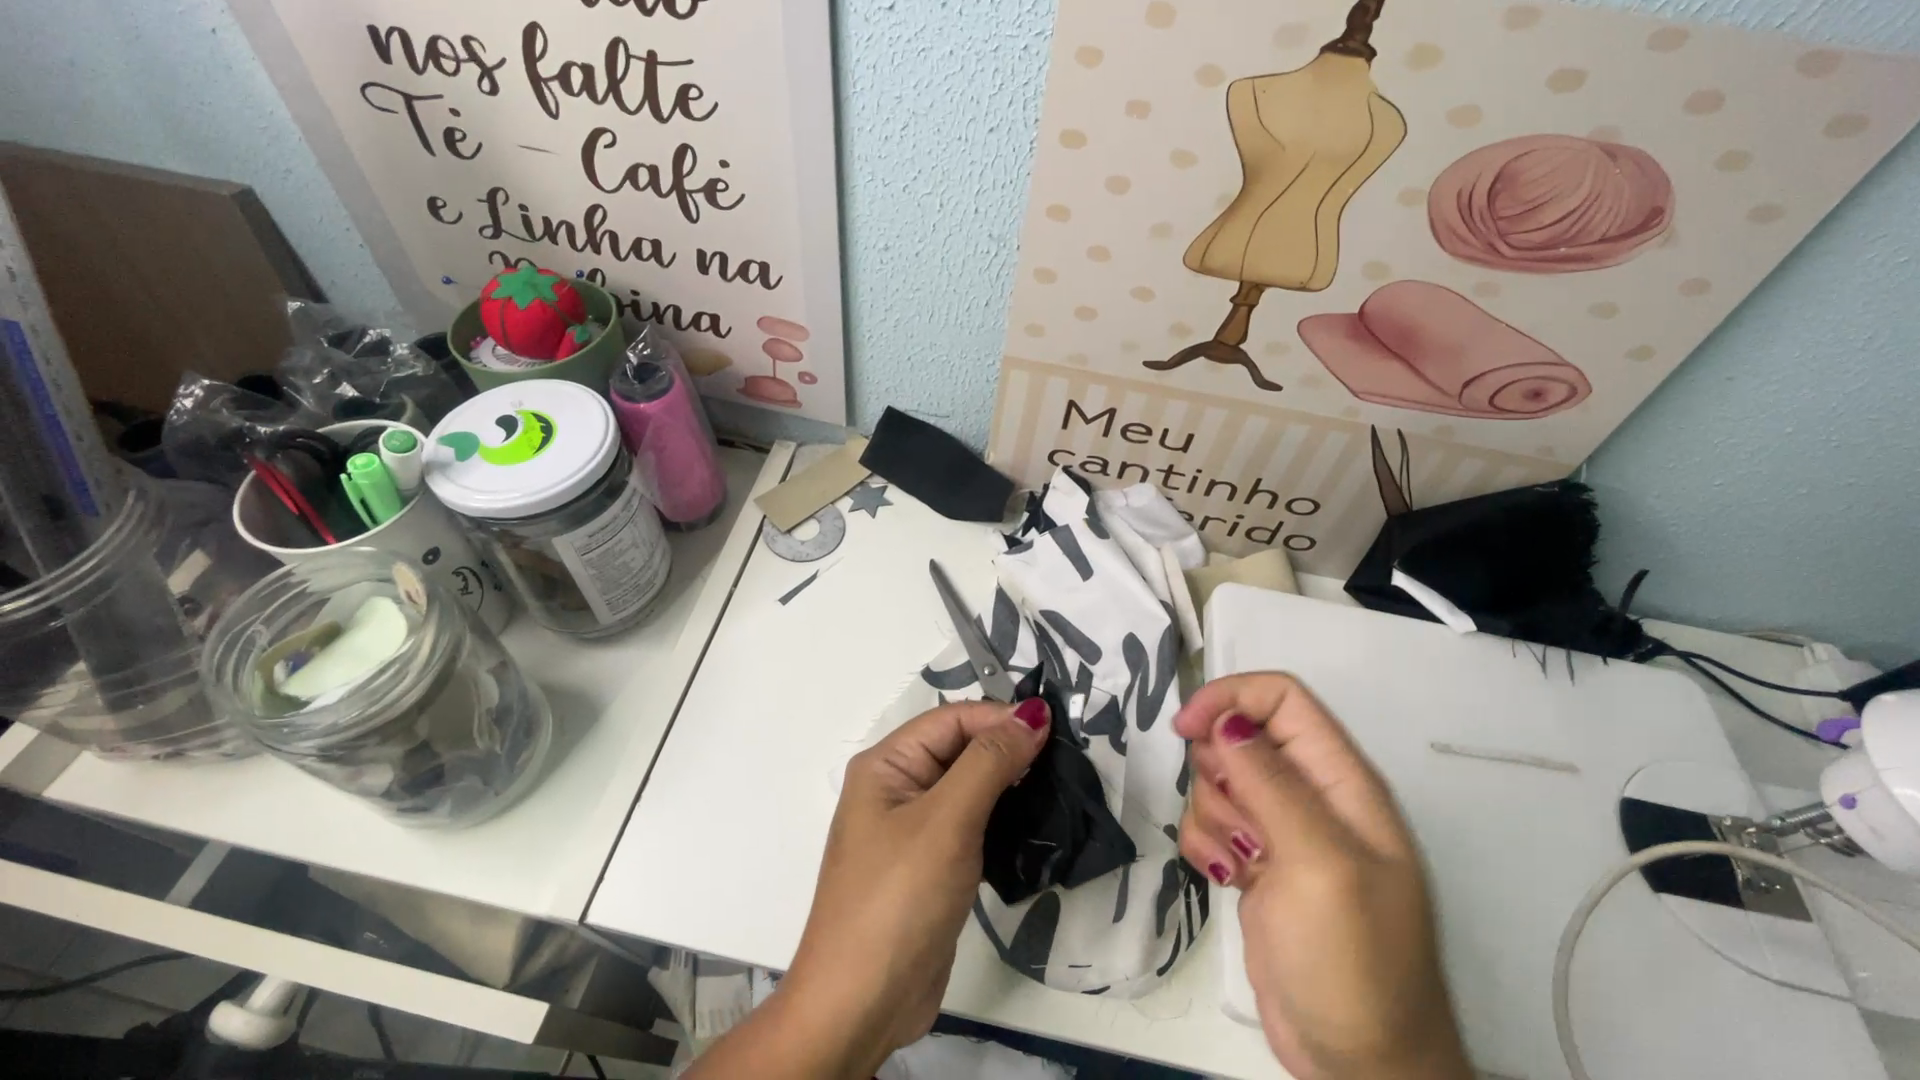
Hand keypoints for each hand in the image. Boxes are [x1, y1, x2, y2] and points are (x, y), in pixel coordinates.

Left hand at [689, 698, 1049, 1078]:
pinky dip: (1002, 822)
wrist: (862, 1002)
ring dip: (1010, 786)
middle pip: (960, 749)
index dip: (1001, 718)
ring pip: (969, 789)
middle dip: (1008, 749)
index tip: (1057, 729)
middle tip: (1065, 761)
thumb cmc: (899, 898)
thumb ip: (990, 761)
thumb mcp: (947, 820)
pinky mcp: (931, 868)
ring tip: (1059, 789)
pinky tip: (1035, 828)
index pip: (951, 719)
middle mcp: (896, 789)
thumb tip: (1033, 712)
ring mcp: (912, 832)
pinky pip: (971, 827)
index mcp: (886, 765)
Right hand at [1177, 674, 1471, 1079]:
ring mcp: (1282, 833)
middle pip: (1239, 737)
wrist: (1356, 1059)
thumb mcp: (1319, 863)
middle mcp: (1312, 797)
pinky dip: (1205, 846)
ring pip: (1218, 782)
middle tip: (1239, 825)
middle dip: (1218, 771)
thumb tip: (1226, 720)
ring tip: (1241, 864)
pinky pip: (1209, 826)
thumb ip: (1273, 783)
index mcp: (1341, 781)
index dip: (1230, 699)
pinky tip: (1227, 881)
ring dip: (1211, 817)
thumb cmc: (1352, 960)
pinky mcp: (1255, 866)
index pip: (1282, 699)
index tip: (1185, 731)